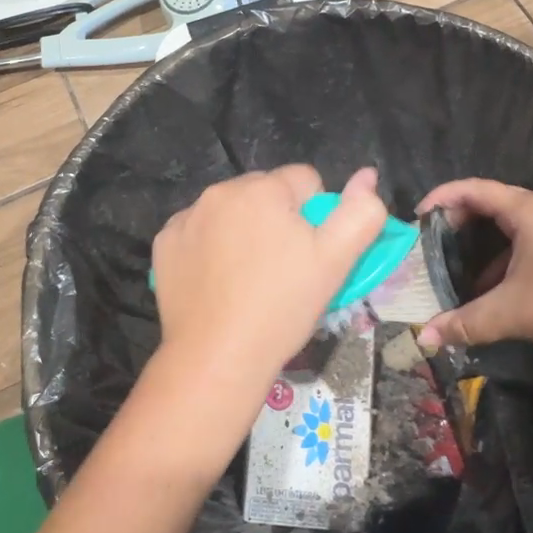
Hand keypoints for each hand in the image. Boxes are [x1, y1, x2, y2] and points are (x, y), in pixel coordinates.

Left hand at [149, 165, 387, 409]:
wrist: (217, 357)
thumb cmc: (282, 307)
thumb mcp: (336, 261)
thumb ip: (360, 213)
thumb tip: (367, 176)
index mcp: (263, 189)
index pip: (305, 181)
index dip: (316, 216)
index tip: (308, 254)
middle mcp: (220, 192)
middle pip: (265, 193)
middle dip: (278, 219)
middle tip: (282, 268)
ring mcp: (187, 218)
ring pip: (231, 211)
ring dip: (243, 231)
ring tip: (249, 279)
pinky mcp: (164, 244)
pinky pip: (198, 233)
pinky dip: (209, 248)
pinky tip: (217, 282)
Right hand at [413, 179, 532, 359]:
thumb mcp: (514, 313)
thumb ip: (466, 323)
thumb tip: (424, 339)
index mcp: (529, 210)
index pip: (474, 189)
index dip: (441, 198)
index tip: (416, 217)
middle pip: (493, 204)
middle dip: (461, 222)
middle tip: (434, 244)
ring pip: (514, 228)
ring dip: (486, 248)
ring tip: (462, 277)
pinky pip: (532, 242)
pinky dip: (509, 260)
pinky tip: (502, 293)